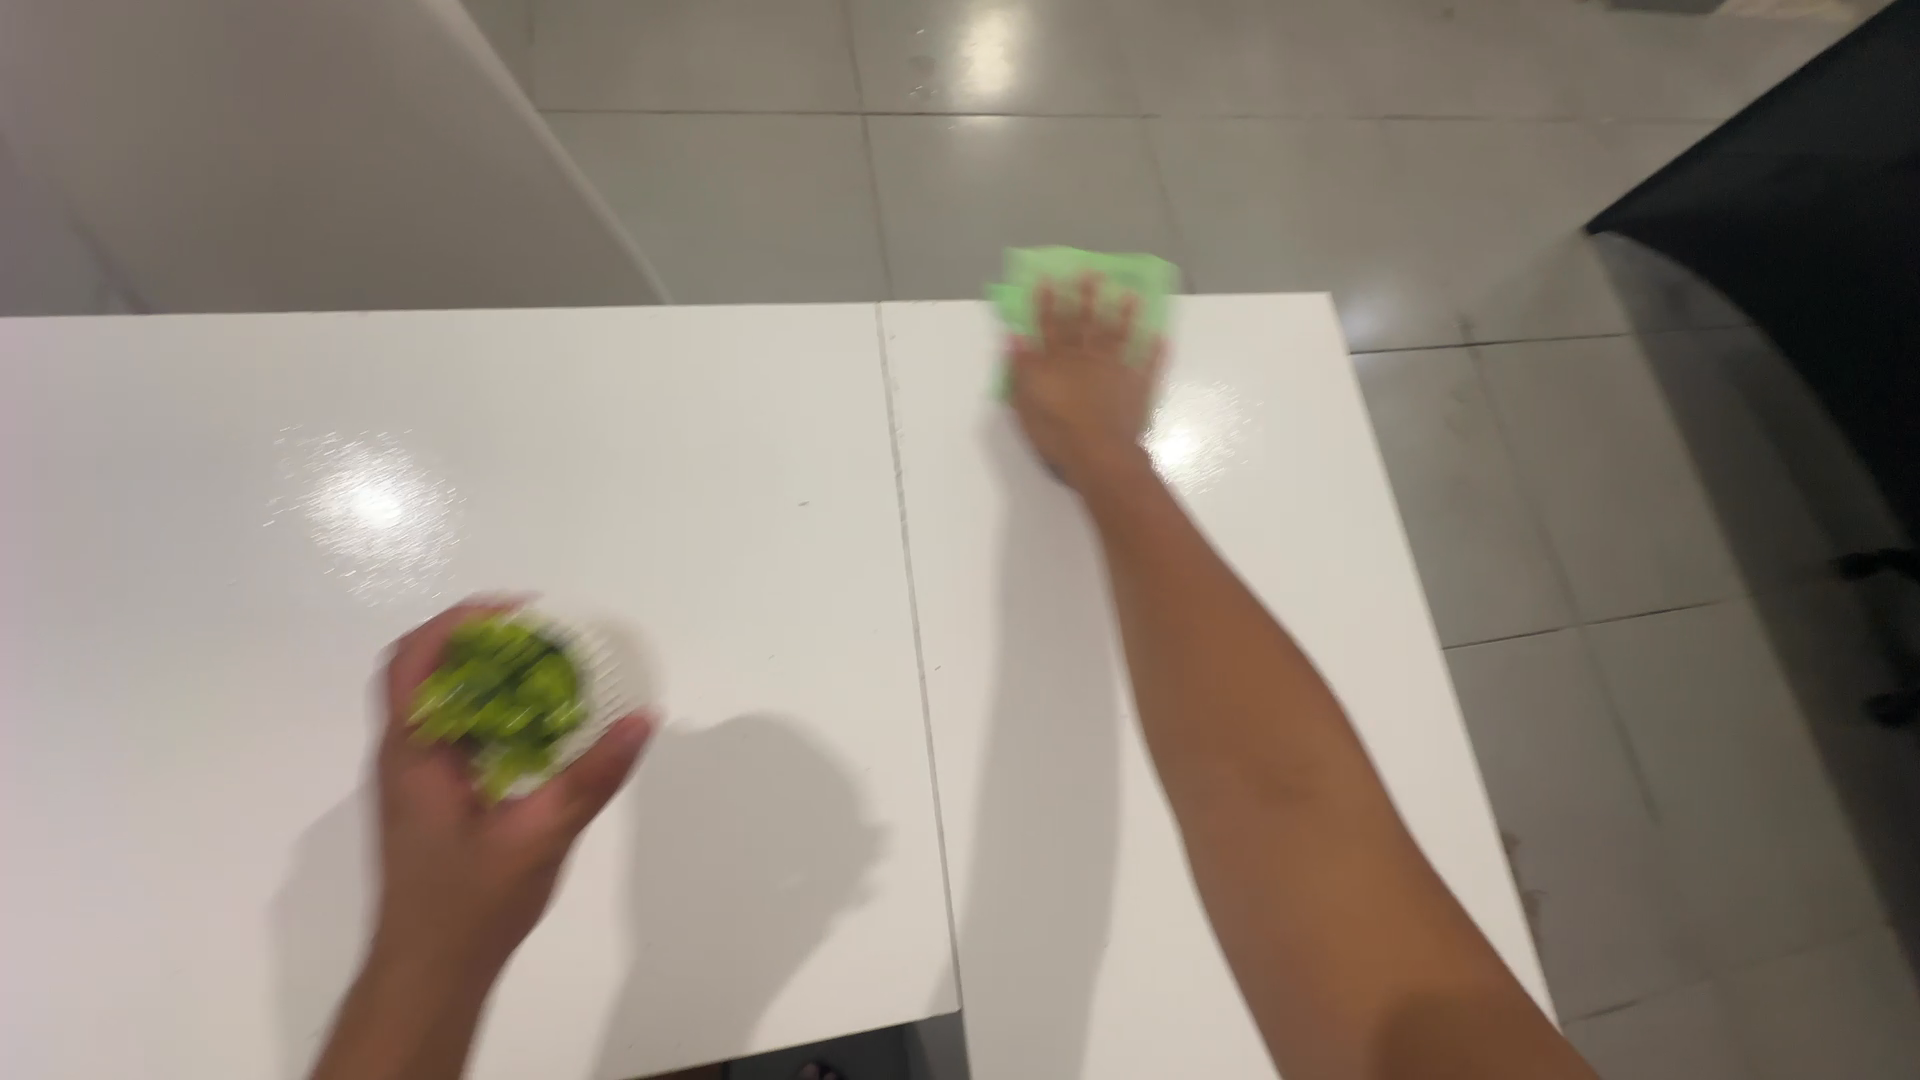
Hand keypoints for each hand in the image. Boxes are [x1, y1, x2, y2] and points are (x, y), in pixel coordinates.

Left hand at [371, 597, 654, 978]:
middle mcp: (407, 755)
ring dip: (487, 669)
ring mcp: (419, 776)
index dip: (460, 624)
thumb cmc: (472, 904)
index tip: (521, 612)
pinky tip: (543, 720)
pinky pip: (460, 727)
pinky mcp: (437, 793)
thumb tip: (642, 717)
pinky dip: (495, 704)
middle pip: (426, 670)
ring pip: (441, 698)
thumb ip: (591, 777)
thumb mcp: (541, 836)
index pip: (413, 662)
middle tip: (544, 632)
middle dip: (479, 638)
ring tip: (550, 663)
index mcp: (415, 755)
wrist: (431, 972)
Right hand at [1007, 274, 1165, 491]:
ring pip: (1118, 336)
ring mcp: (1115, 370)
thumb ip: (1020, 368)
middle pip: (1084, 323)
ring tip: (1129, 294)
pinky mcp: (1137, 386)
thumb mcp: (1024, 403)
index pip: (1049, 326)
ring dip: (1123, 314)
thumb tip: (1014, 337)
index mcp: (1056, 363)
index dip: (1046, 303)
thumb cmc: (1055, 433)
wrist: (1098, 454)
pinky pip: (1147, 364)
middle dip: (1085, 297)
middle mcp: (1085, 359)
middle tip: (1090, 271)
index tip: (1049, 278)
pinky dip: (1154, 350)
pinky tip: (1160, 336)